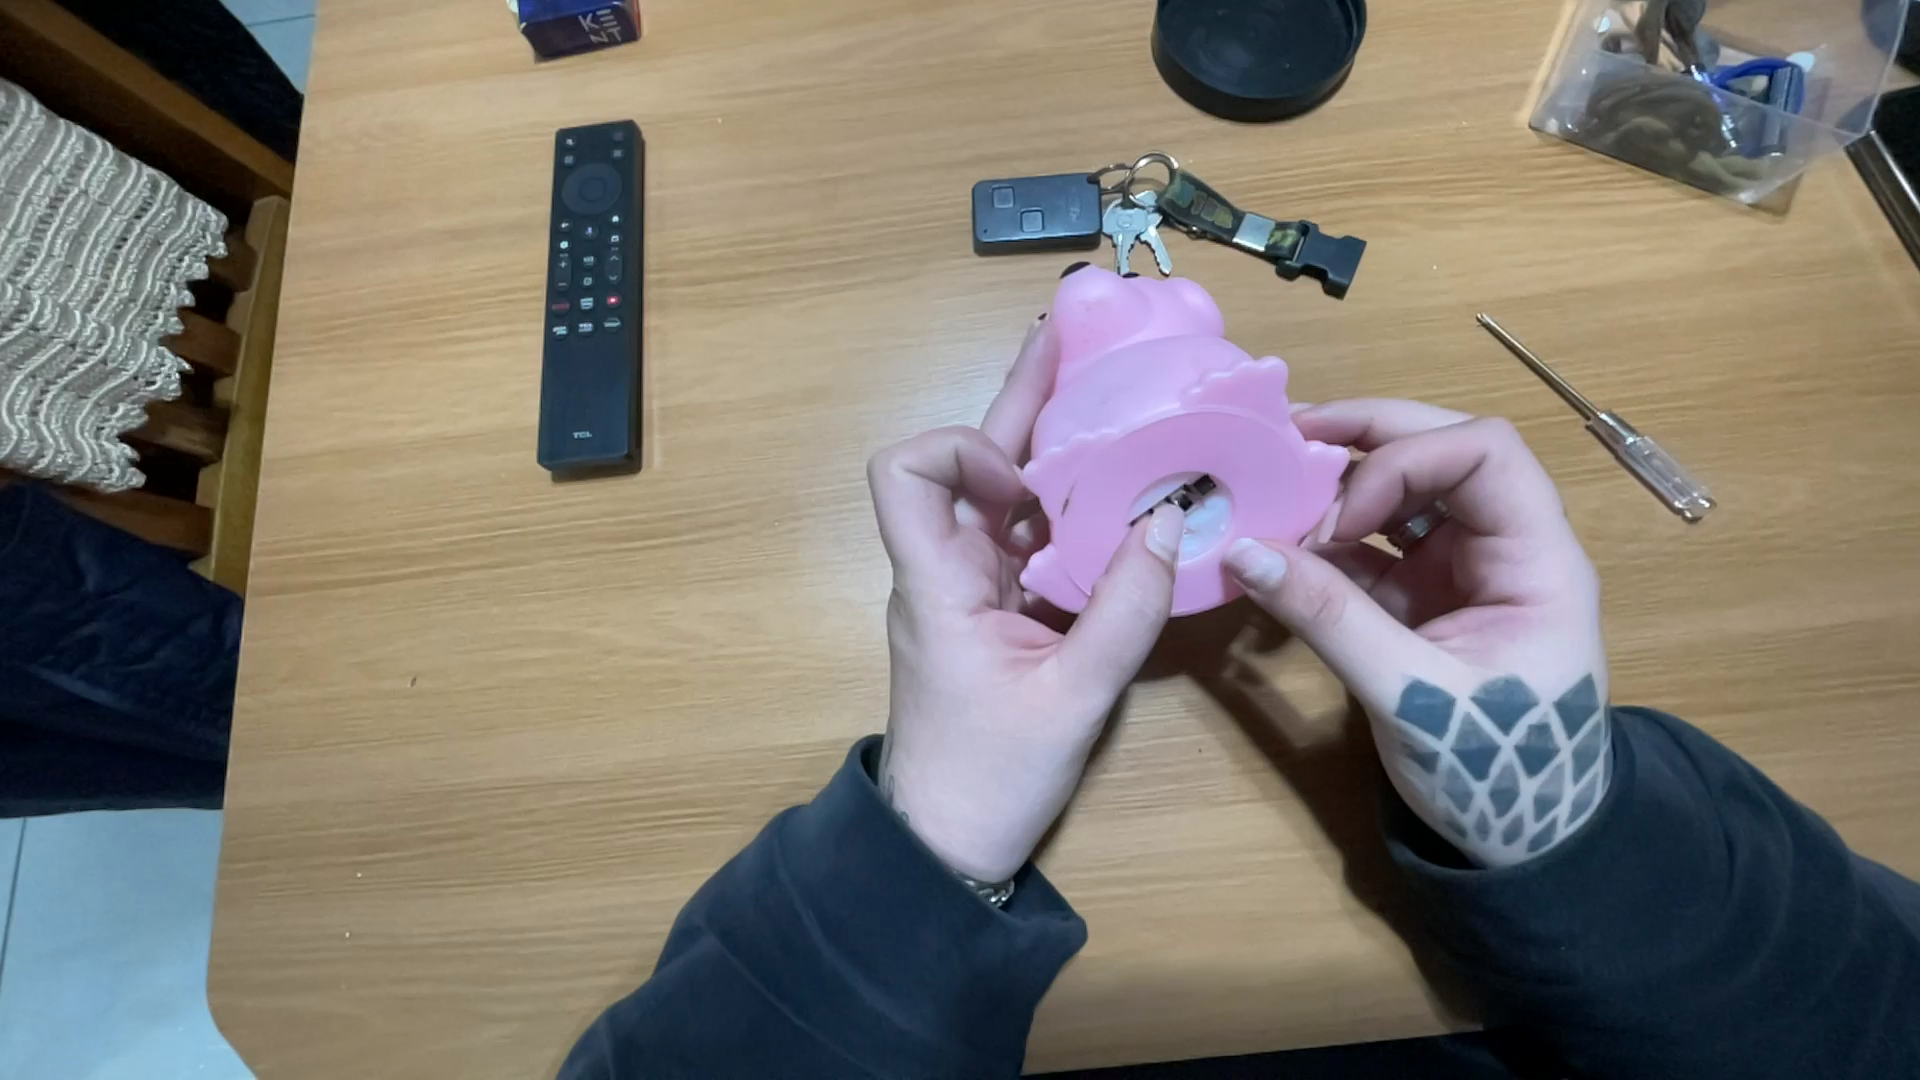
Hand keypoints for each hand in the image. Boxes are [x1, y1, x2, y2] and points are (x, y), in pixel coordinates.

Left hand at [867, 319, 1184, 883]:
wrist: (946, 840)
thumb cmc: (991, 776)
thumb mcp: (1074, 699)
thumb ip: (1124, 613)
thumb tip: (1169, 524)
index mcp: (937, 581)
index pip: (903, 471)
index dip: (960, 449)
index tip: (1024, 485)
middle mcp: (944, 567)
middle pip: (968, 463)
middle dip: (1020, 402)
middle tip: (1072, 339)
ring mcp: (967, 585)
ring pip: (1001, 495)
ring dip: (1048, 450)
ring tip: (1108, 399)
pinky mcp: (992, 607)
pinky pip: (1025, 539)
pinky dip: (1064, 510)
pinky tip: (1114, 495)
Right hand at [1223, 399, 1610, 866]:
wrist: (1519, 834)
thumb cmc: (1494, 768)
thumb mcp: (1409, 694)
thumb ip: (1327, 619)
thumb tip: (1241, 552)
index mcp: (1535, 558)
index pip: (1481, 454)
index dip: (1401, 462)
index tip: (1335, 519)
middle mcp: (1497, 544)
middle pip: (1438, 451)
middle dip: (1363, 436)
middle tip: (1285, 436)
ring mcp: (1453, 567)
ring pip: (1398, 490)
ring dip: (1333, 484)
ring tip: (1269, 488)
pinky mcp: (1413, 593)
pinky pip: (1363, 544)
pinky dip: (1317, 540)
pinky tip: (1276, 549)